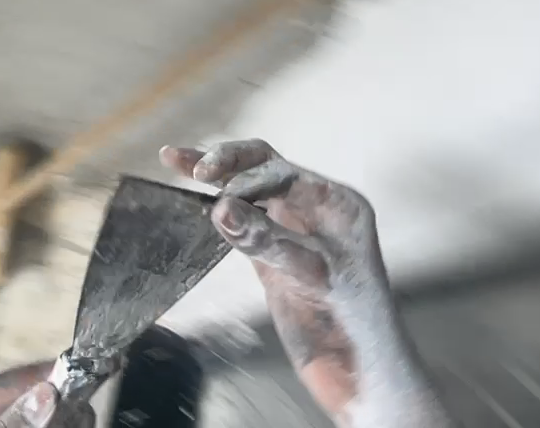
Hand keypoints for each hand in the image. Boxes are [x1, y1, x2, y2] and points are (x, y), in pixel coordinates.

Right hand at [161, 140, 450, 427]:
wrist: (364, 381)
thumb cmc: (356, 328)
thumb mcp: (313, 277)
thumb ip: (266, 240)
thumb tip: (220, 208)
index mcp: (336, 204)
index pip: (282, 170)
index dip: (246, 175)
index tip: (218, 191)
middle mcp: (313, 208)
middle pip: (262, 168)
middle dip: (227, 163)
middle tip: (197, 170)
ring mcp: (291, 228)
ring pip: (246, 188)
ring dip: (214, 174)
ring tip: (175, 159)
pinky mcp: (271, 251)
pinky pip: (240, 218)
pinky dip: (215, 205)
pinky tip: (191, 193)